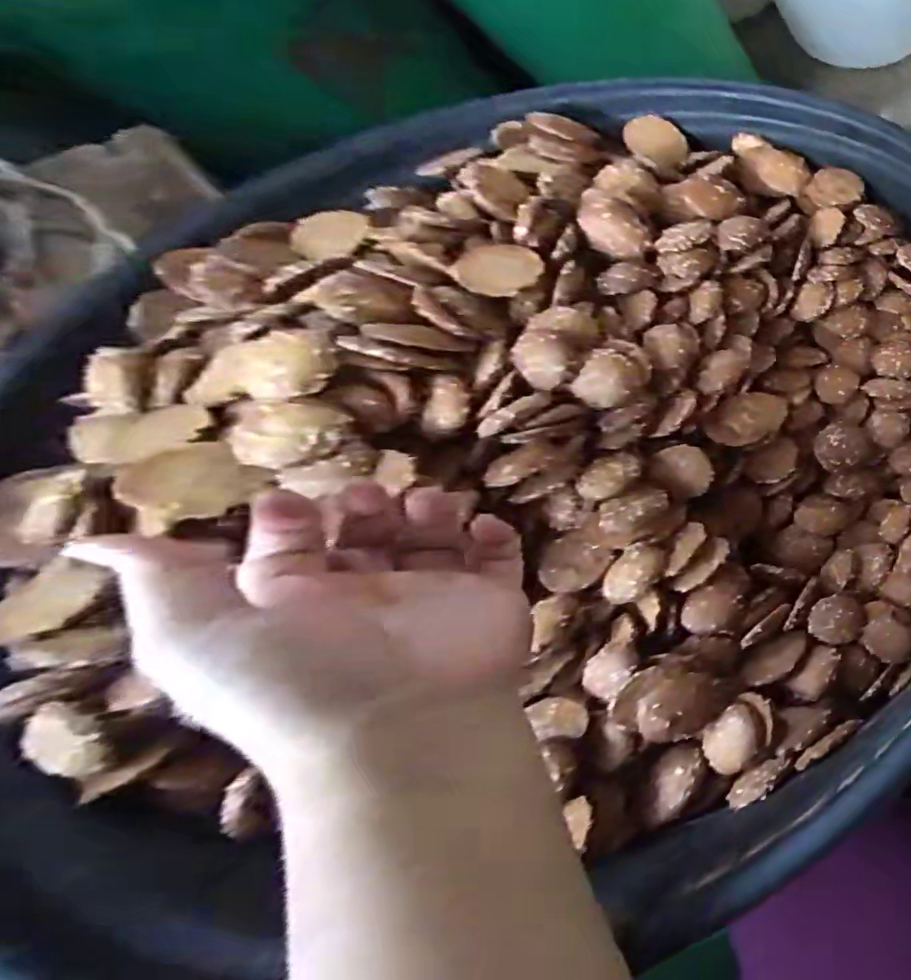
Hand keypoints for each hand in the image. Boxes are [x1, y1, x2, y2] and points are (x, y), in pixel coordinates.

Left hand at [66, 483, 528, 784]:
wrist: (405, 723)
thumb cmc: (298, 676)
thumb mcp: (195, 638)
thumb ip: (161, 584)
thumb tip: (99, 540)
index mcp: (299, 604)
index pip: (294, 547)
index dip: (289, 518)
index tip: (288, 503)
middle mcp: (367, 598)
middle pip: (368, 534)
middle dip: (366, 504)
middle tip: (367, 500)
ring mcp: (434, 597)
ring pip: (435, 537)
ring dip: (431, 509)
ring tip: (428, 506)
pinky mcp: (491, 599)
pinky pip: (499, 557)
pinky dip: (495, 534)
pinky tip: (480, 526)